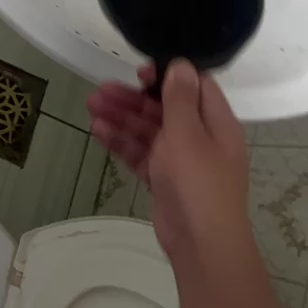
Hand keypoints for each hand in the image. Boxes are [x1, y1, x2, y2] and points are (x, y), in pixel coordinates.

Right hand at [87, 59, 254, 276]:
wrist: (201, 244)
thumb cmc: (198, 182)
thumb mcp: (187, 133)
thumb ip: (180, 98)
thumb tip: (181, 64)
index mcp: (216, 124)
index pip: (195, 87)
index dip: (167, 76)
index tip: (140, 73)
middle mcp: (200, 138)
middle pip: (164, 108)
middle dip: (133, 98)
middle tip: (102, 89)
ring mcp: (181, 160)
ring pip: (148, 129)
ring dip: (121, 117)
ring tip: (91, 107)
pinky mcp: (164, 178)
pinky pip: (141, 152)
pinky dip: (121, 141)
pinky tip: (98, 132)